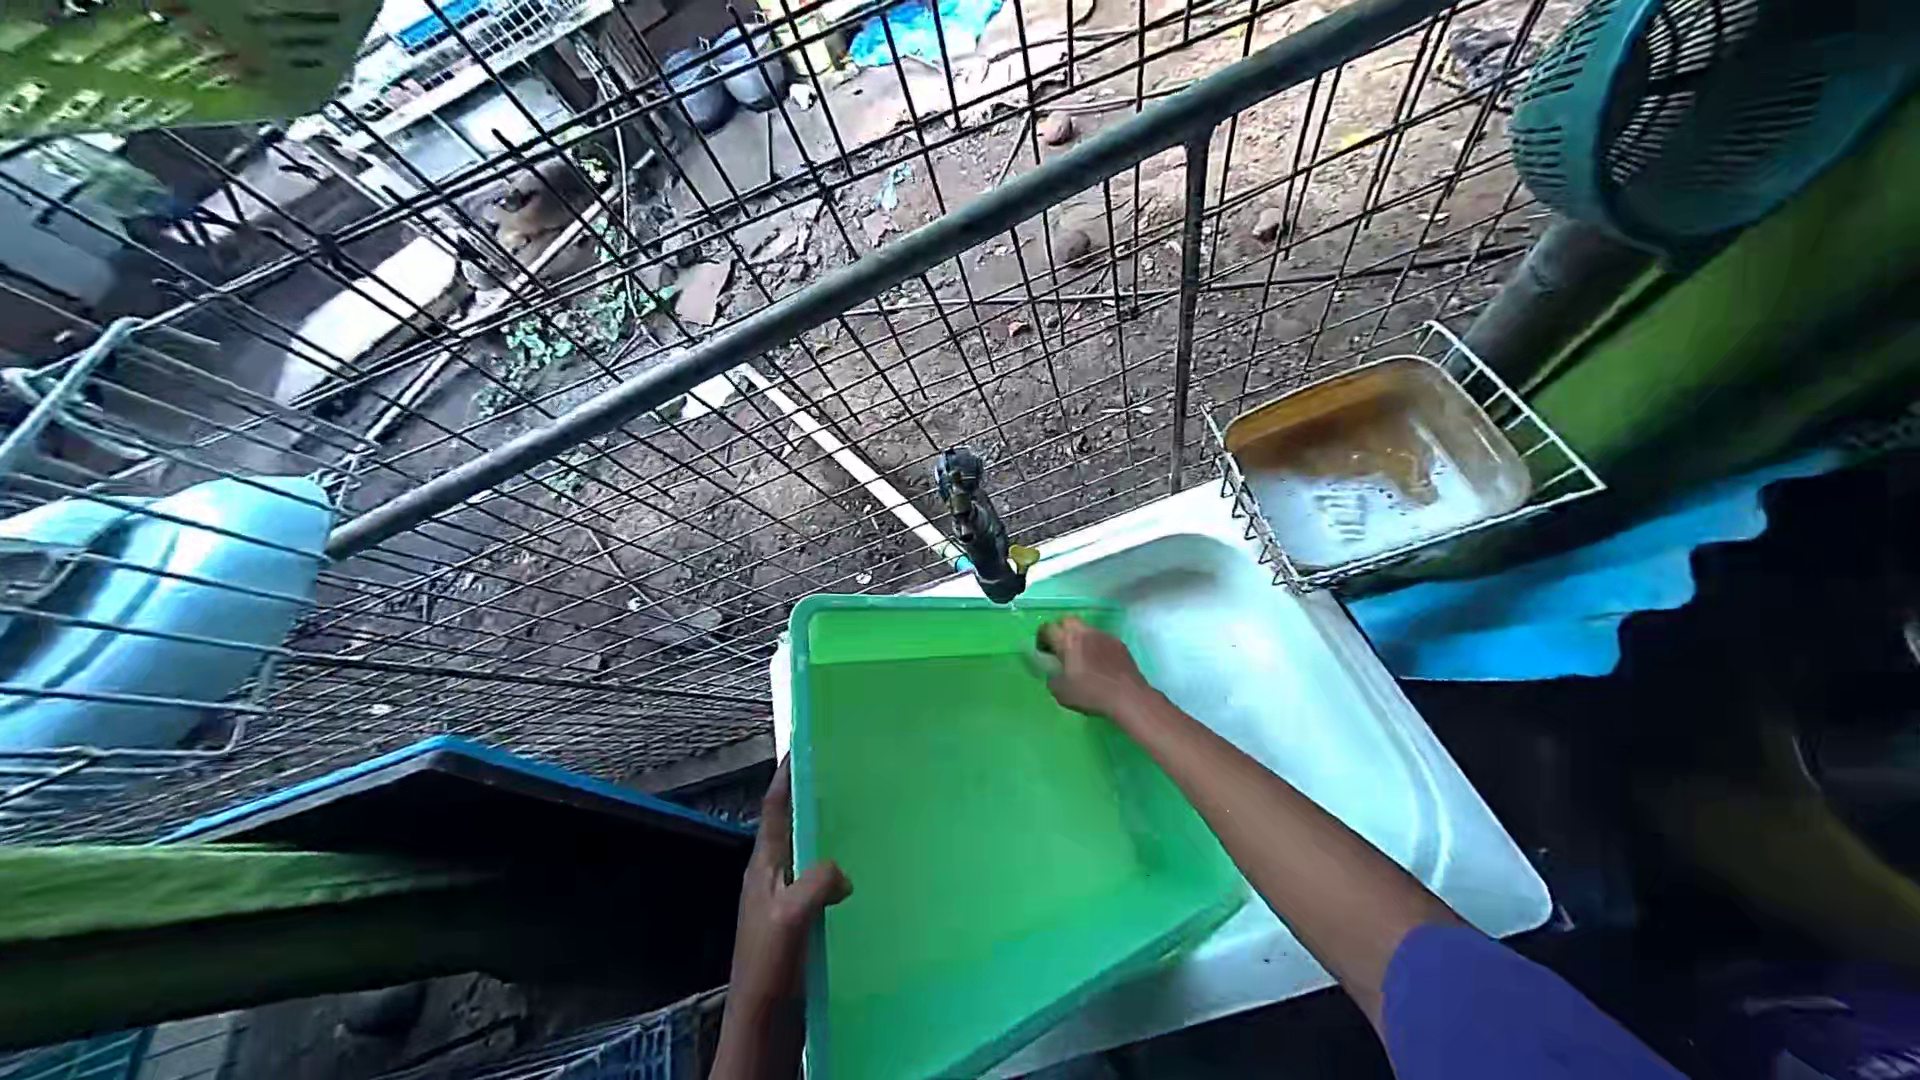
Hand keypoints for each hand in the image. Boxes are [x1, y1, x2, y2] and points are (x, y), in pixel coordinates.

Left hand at [711, 759, 849, 1079]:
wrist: (762, 1025)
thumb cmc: (768, 966)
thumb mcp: (791, 916)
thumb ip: (817, 881)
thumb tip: (844, 872)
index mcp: (763, 867)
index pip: (772, 809)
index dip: (784, 777)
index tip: (799, 746)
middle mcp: (773, 876)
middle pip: (792, 826)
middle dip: (811, 798)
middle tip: (842, 774)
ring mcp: (786, 900)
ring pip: (810, 854)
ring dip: (828, 834)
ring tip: (860, 816)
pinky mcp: (801, 921)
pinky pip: (821, 883)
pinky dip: (838, 869)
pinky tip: (863, 871)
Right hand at [1037, 616, 1155, 718]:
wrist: (1127, 696)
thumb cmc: (1090, 694)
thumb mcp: (1060, 693)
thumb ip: (1052, 679)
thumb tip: (1054, 674)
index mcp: (1067, 641)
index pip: (1047, 628)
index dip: (1042, 638)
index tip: (1044, 650)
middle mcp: (1084, 632)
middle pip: (1067, 620)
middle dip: (1061, 630)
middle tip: (1061, 647)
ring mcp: (1104, 636)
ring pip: (1086, 628)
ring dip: (1080, 637)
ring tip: (1082, 656)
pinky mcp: (1119, 643)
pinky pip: (1102, 638)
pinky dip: (1096, 646)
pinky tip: (1100, 662)